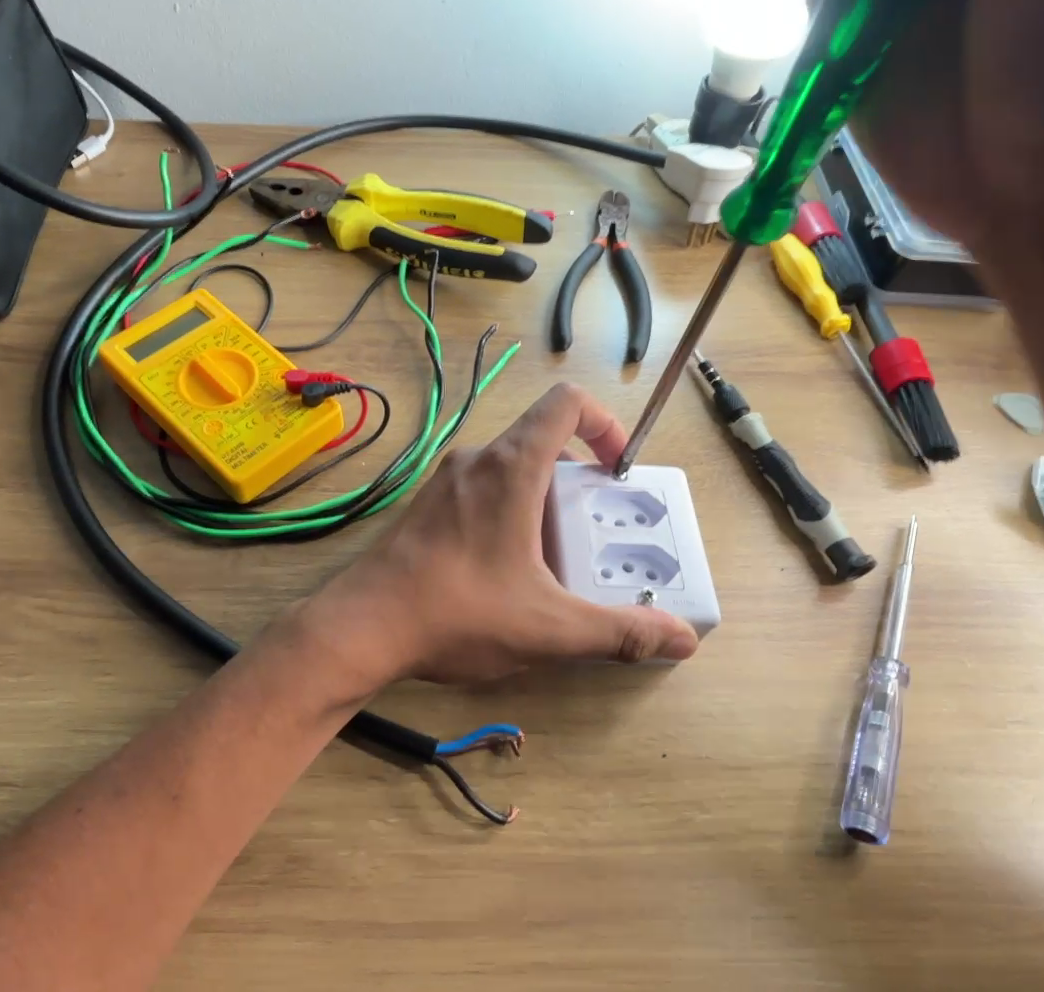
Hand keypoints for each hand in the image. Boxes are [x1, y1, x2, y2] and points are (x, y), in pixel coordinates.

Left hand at [288, 384, 699, 688]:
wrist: (360, 629)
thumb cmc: (458, 612)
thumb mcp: (550, 628)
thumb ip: (620, 632)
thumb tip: (682, 642)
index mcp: (510, 467)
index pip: (567, 402)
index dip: (606, 422)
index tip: (618, 470)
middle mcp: (475, 461)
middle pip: (541, 442)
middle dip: (578, 482)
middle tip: (592, 533)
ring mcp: (442, 483)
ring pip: (508, 470)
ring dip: (541, 502)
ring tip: (551, 562)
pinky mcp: (422, 509)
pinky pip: (478, 493)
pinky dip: (506, 515)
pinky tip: (502, 574)